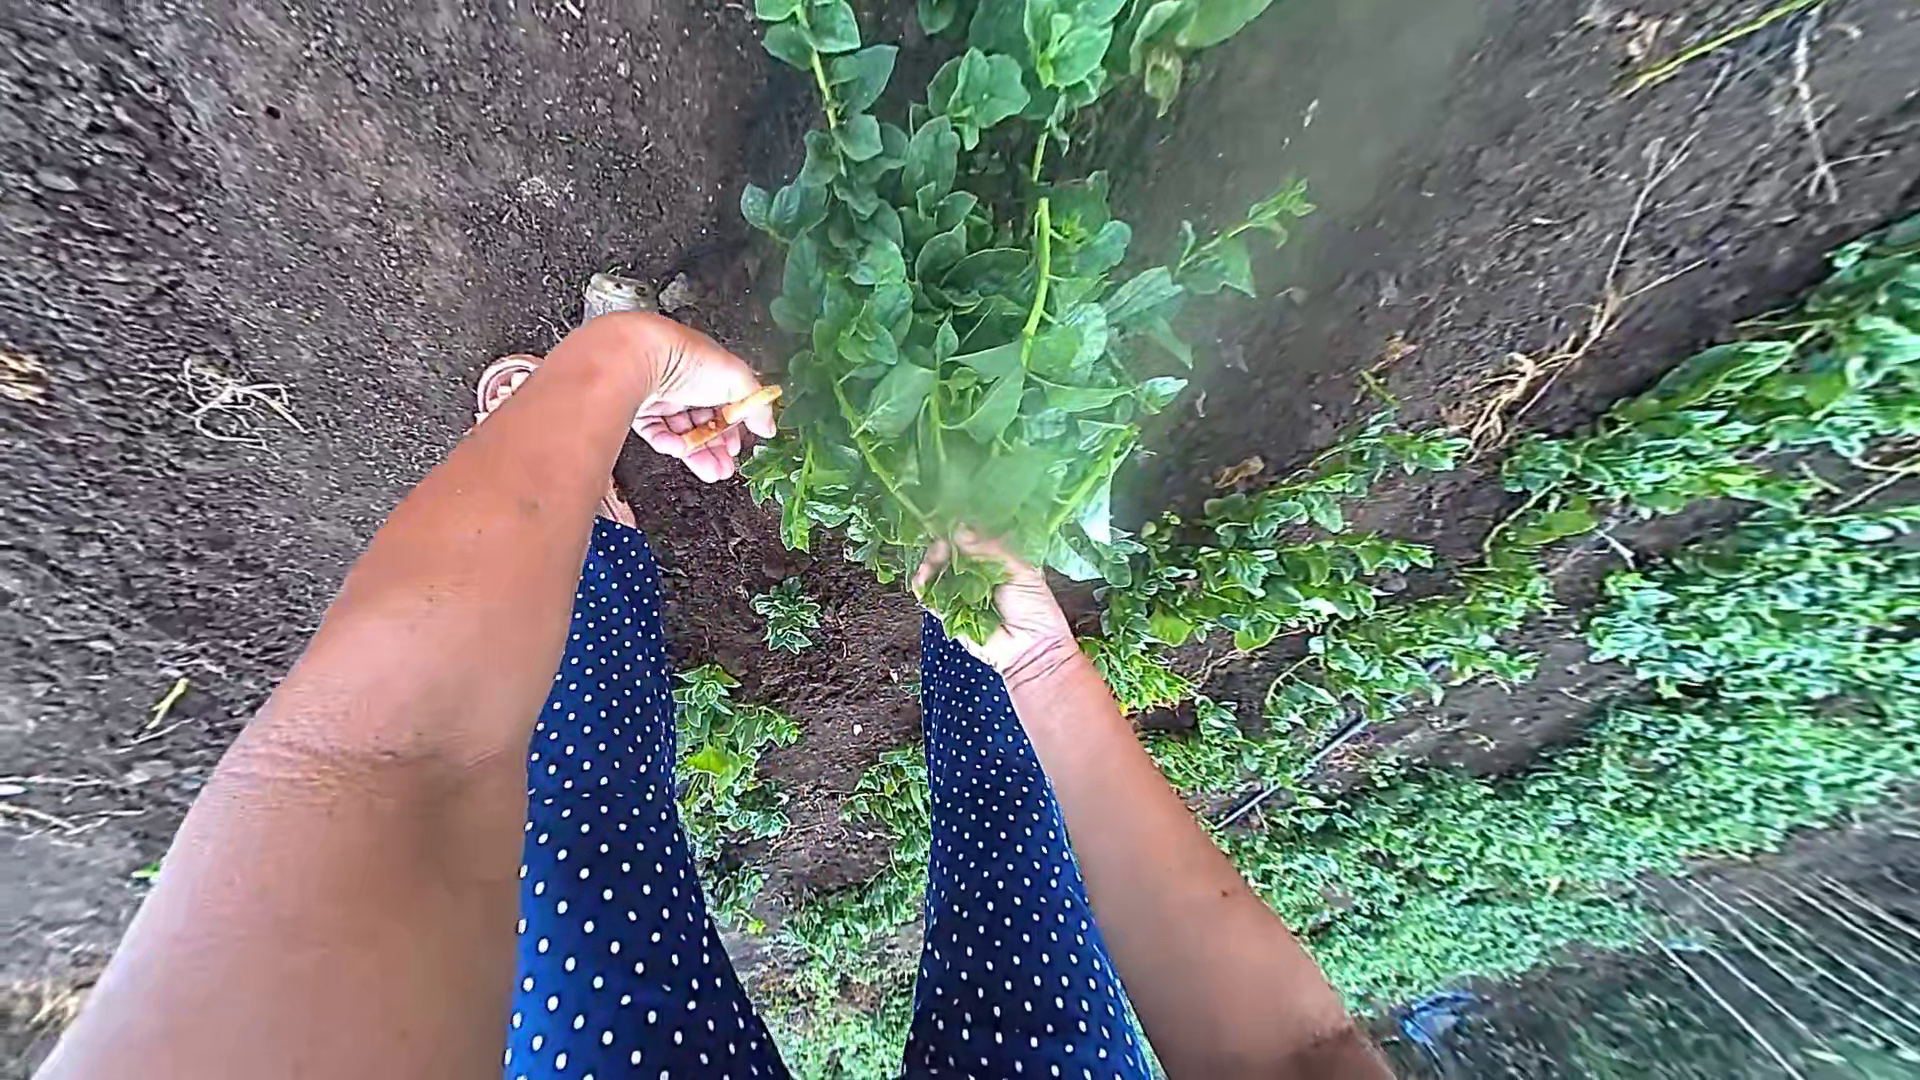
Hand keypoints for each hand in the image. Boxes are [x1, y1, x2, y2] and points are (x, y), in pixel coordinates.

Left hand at [617, 314, 776, 482]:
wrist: (637, 356)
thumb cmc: (687, 358)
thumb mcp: (739, 380)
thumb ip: (758, 406)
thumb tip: (769, 427)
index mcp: (712, 372)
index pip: (728, 406)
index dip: (735, 429)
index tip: (739, 448)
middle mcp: (687, 383)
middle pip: (705, 424)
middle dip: (718, 449)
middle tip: (726, 469)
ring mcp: (662, 396)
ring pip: (683, 432)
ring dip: (698, 454)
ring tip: (711, 472)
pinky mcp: (638, 408)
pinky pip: (657, 433)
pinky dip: (668, 443)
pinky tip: (679, 449)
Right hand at [914, 531, 1080, 689]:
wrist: (1033, 649)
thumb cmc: (1035, 608)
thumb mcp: (1020, 570)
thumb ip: (990, 550)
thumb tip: (961, 530)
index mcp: (993, 563)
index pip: (971, 542)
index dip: (960, 532)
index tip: (951, 523)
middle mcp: (974, 577)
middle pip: (949, 555)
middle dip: (942, 547)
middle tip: (941, 543)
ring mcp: (960, 595)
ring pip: (936, 574)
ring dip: (930, 563)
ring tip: (933, 559)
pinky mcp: (948, 615)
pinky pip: (930, 598)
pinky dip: (921, 587)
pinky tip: (921, 578)